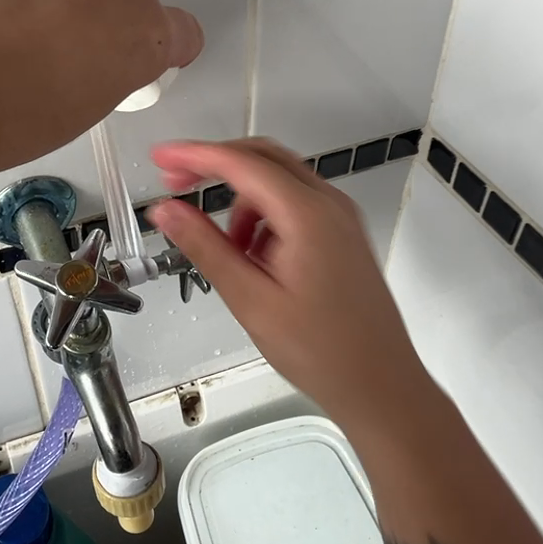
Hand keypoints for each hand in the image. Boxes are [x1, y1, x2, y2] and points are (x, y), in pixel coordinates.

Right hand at [149, 138, 425, 425]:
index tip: (159, 156)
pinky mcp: (342, 233)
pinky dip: (263, 213)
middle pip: (262, 157)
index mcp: (308, 215)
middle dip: (214, 163)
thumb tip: (166, 209)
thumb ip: (206, 247)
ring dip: (240, 196)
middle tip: (174, 180)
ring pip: (278, 178)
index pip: (241, 164)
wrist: (383, 388)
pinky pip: (294, 202)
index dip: (194, 154)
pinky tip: (252, 255)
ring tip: (224, 246)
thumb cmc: (320, 352)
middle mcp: (329, 203)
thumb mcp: (250, 300)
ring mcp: (340, 216)